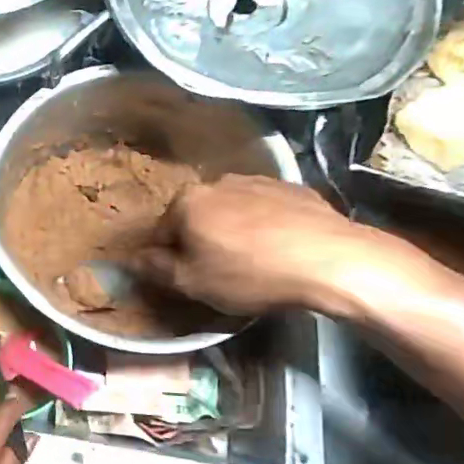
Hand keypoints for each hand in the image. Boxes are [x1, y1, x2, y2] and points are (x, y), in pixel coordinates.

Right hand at [132, 175, 428, 317]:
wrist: (331, 260)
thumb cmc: (249, 274)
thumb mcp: (191, 282)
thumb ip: (154, 268)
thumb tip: (133, 256)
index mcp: (186, 202)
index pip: (160, 233)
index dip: (167, 260)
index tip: (183, 280)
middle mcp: (217, 182)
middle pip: (195, 217)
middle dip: (199, 240)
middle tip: (217, 272)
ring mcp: (258, 180)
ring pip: (230, 210)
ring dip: (231, 231)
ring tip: (251, 261)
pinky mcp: (294, 188)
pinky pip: (265, 209)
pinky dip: (264, 225)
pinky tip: (278, 249)